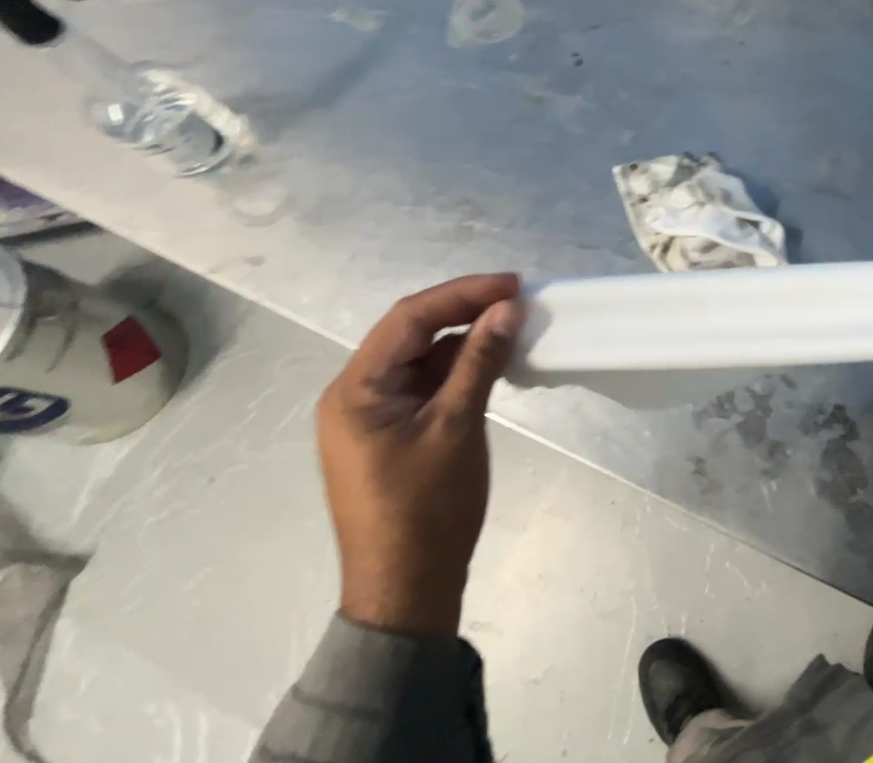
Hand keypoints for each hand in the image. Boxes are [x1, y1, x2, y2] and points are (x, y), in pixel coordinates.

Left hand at [317, 274, 524, 635]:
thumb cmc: (428, 508)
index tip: (514, 285)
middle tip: (518, 300)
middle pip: (410, 333)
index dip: (463, 293)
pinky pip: (424, 384)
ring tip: (513, 326)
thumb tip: (508, 309)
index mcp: (356, 389)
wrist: (406, 587)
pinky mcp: (391, 432)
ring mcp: (372, 415)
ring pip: (420, 358)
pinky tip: (492, 362)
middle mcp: (354, 394)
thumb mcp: (458, 427)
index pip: (409, 318)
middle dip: (464, 310)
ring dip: (464, 339)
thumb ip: (480, 361)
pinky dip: (458, 369)